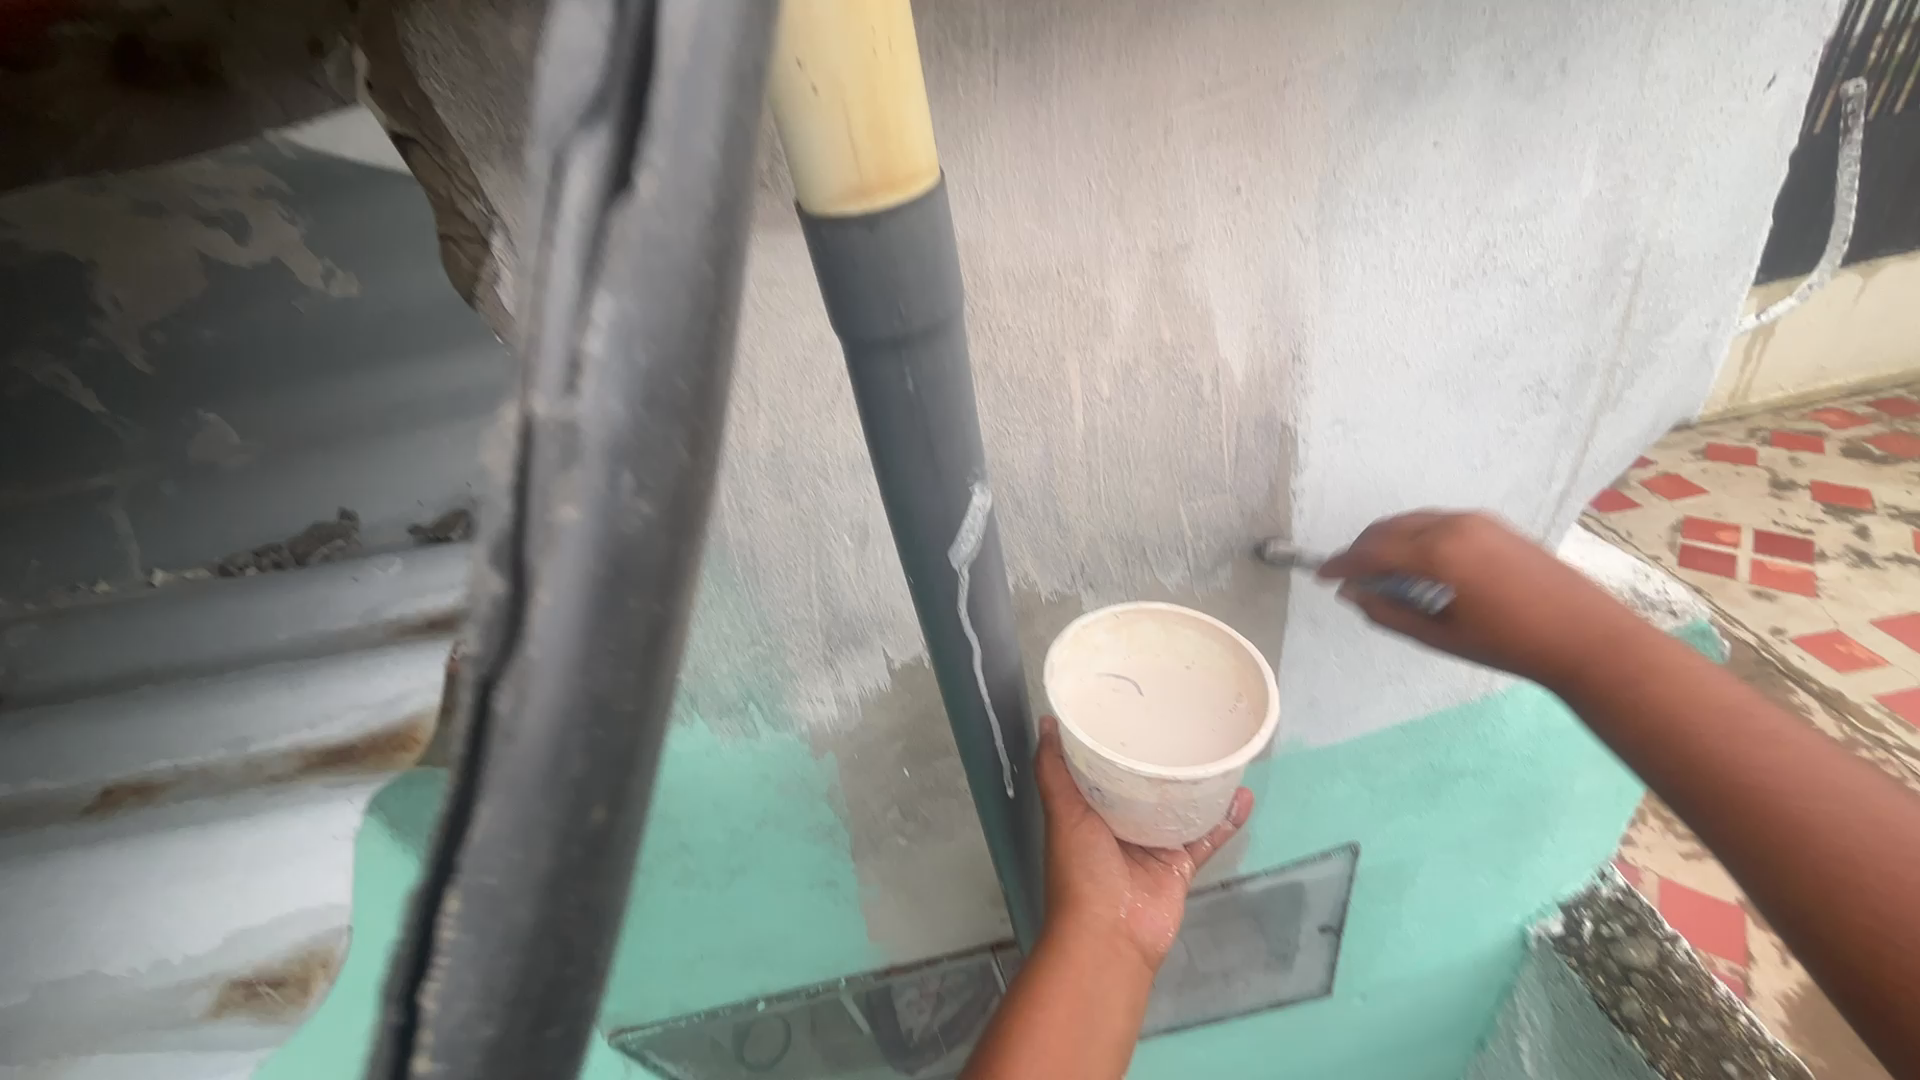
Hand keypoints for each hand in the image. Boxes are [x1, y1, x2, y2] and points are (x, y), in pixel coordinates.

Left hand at [1033, 716, 1252, 969]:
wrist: (1111, 935)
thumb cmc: (1080, 870)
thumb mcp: (1062, 812)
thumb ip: (1053, 770)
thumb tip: (1047, 722)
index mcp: (1089, 809)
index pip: (1103, 766)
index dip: (1115, 741)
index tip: (1130, 707)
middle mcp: (1121, 823)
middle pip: (1145, 784)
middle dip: (1160, 758)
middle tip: (1183, 721)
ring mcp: (1153, 844)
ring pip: (1180, 806)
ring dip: (1198, 783)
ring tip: (1219, 750)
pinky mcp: (1180, 864)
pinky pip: (1207, 836)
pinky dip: (1225, 819)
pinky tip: (1242, 795)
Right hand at [1317, 510, 1639, 686]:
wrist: (1591, 640)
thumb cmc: (1510, 645)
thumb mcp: (1439, 635)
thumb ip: (1387, 611)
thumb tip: (1352, 593)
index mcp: (1439, 553)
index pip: (1372, 551)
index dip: (1341, 563)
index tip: (1320, 575)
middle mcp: (1454, 525)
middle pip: (1388, 528)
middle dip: (1362, 550)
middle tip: (1349, 577)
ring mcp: (1478, 522)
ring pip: (1412, 522)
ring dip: (1388, 542)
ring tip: (1382, 575)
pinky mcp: (1496, 526)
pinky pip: (1438, 523)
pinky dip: (1415, 538)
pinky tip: (1419, 566)